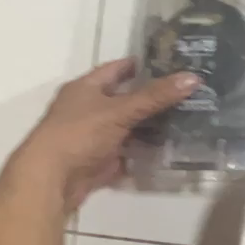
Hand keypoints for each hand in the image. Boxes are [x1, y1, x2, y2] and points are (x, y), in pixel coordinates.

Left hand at [4, 59, 199, 211]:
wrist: (51, 180)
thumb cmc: (79, 133)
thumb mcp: (119, 110)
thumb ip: (155, 96)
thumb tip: (193, 77)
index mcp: (86, 88)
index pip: (117, 69)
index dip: (142, 65)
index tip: (170, 64)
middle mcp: (89, 110)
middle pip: (126, 100)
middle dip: (154, 100)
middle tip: (188, 96)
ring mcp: (95, 137)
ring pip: (129, 129)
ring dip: (152, 129)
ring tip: (187, 122)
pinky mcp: (101, 162)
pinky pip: (129, 155)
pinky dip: (146, 154)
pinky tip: (171, 151)